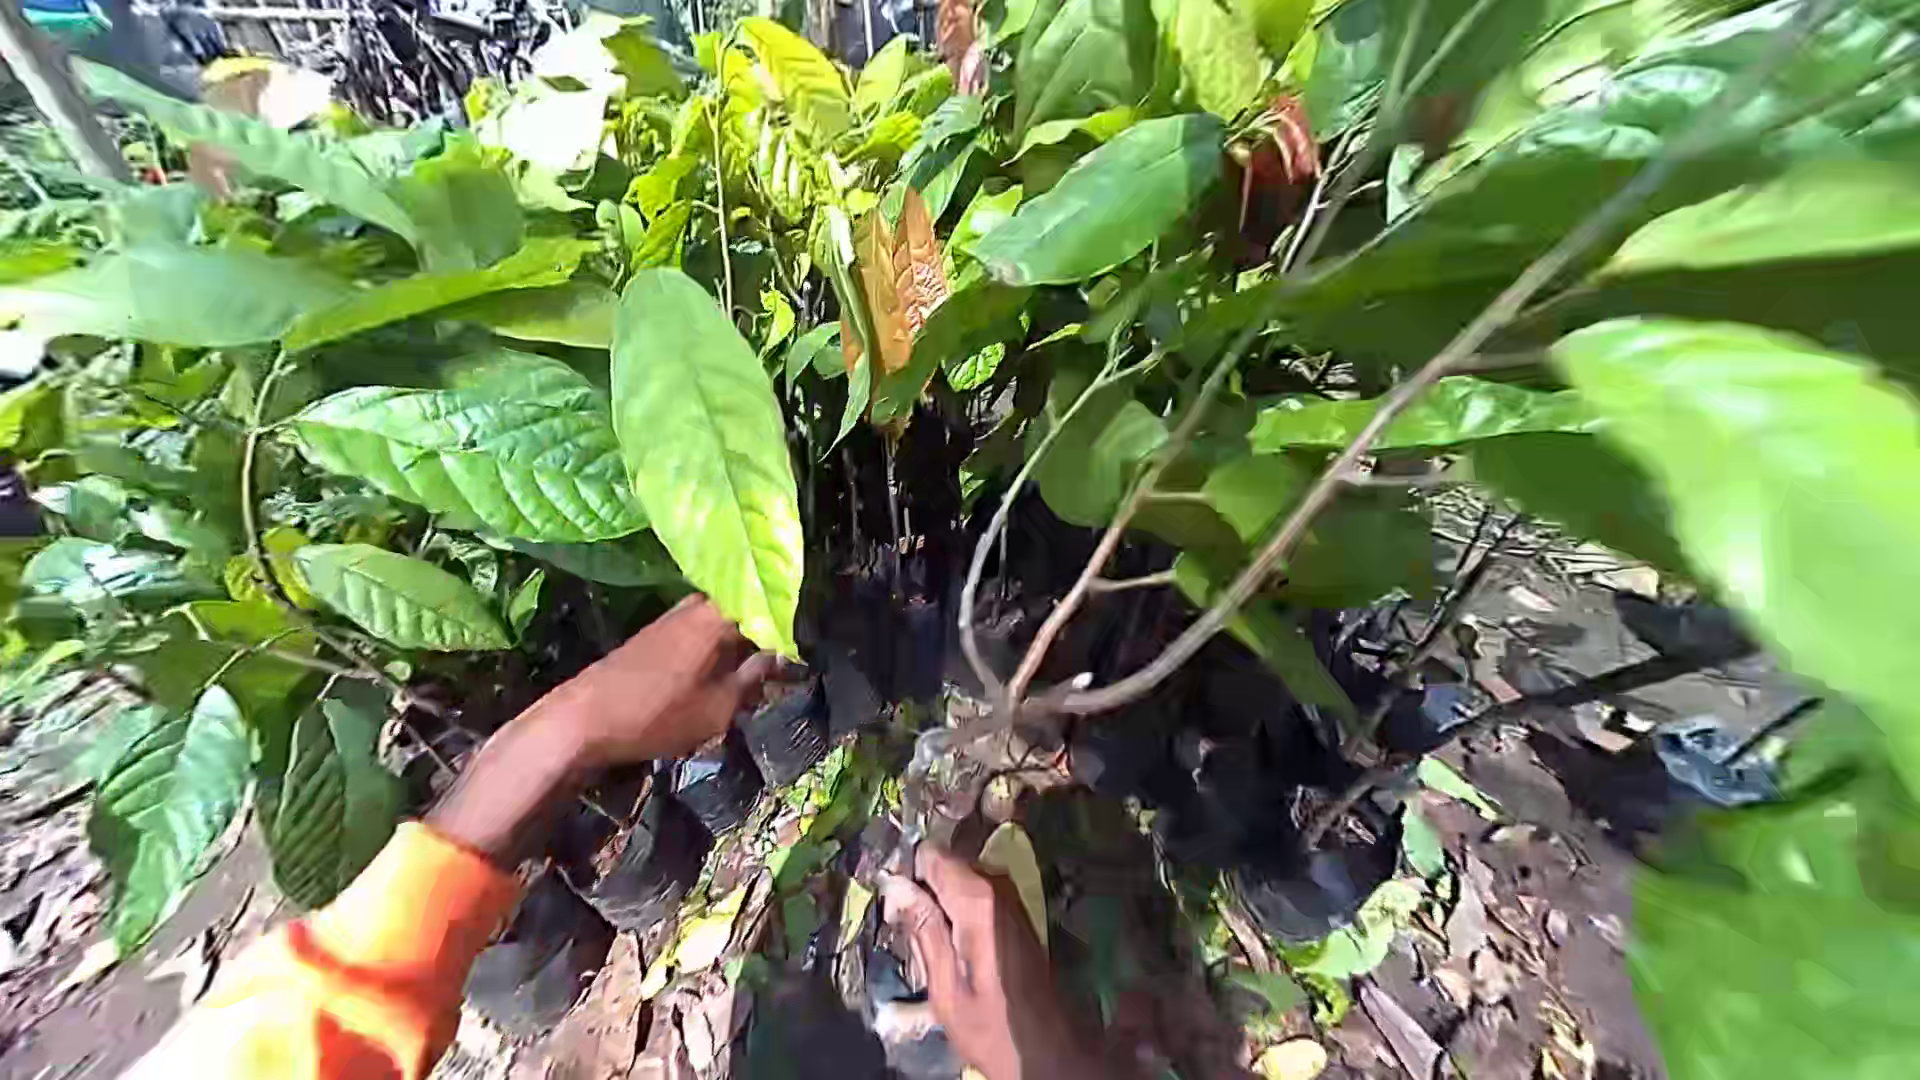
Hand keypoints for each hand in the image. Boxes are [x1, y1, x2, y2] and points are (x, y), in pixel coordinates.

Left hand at [529, 595, 776, 767]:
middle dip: (762, 628)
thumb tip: (779, 656)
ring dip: (738, 635)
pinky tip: (719, 665)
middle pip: (742, 608)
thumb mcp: (717, 707)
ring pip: (720, 616)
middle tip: (778, 655)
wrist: (580, 721)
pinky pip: (700, 625)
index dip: (785, 625)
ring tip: (752, 663)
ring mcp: (672, 616)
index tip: (798, 646)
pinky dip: (716, 640)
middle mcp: (695, 606)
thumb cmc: (656, 715)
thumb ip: (752, 677)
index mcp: (716, 617)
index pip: (764, 607)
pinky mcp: (655, 631)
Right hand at [882, 846, 1100, 1079]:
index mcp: (977, 898)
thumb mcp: (946, 988)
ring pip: (956, 877)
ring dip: (940, 904)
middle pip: (943, 864)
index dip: (907, 875)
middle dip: (922, 892)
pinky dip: (958, 910)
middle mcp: (995, 882)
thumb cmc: (993, 1026)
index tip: (897, 908)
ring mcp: (1007, 891)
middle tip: (913, 938)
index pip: (930, 854)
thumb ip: (922, 929)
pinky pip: (973, 890)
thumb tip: (894, 884)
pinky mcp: (1013, 904)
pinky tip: (957, 948)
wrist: (1050, 1047)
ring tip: (936, 950)